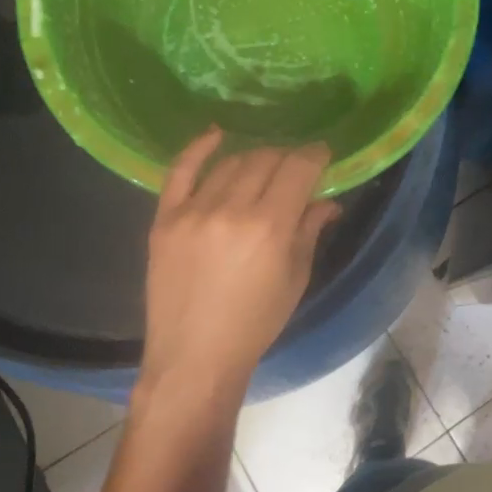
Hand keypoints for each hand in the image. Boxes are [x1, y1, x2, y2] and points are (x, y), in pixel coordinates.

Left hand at [140, 129, 339, 387]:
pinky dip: (199, 148)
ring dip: (253, 159)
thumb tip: (327, 201)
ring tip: (263, 167)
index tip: (322, 154)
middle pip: (265, 160)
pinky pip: (180, 171)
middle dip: (286, 157)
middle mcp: (232, 210)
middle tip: (295, 167)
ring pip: (230, 163)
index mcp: (270, 227)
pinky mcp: (164, 219)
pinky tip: (216, 135)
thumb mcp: (295, 279)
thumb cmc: (255, 324)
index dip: (314, 155)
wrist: (194, 357)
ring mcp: (193, 212)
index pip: (298, 169)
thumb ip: (309, 231)